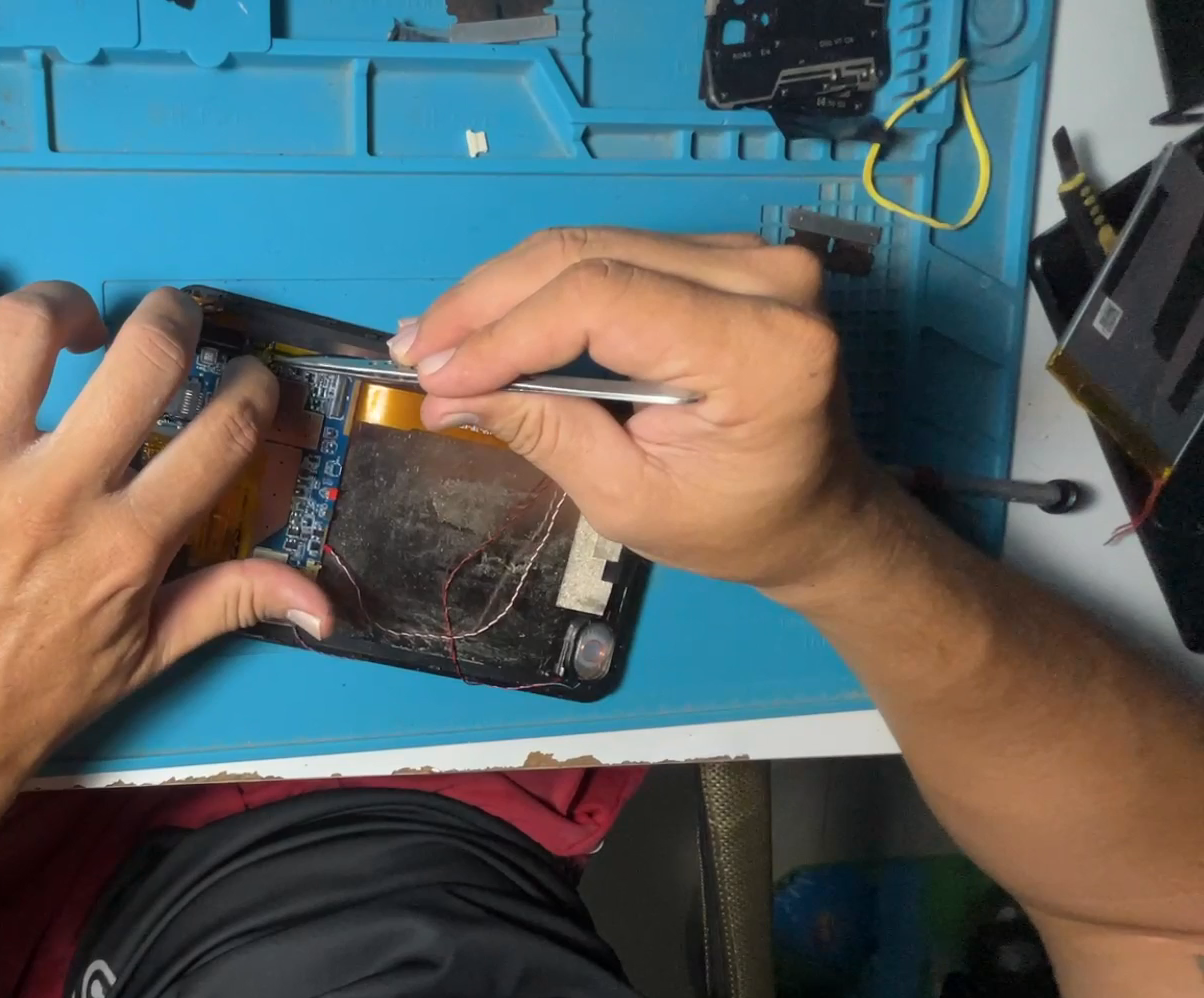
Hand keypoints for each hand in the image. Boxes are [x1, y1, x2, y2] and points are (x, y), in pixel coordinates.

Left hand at [0, 265, 331, 922]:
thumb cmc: (37, 702)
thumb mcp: (147, 657)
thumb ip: (233, 604)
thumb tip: (325, 603)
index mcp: (125, 545)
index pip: (221, 434)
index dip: (251, 392)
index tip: (246, 385)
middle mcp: (49, 496)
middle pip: (138, 358)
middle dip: (173, 320)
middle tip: (170, 325)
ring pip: (16, 333)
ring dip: (60, 305)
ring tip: (72, 325)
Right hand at [391, 228, 887, 589]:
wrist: (813, 509)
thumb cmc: (729, 523)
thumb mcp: (625, 499)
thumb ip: (542, 434)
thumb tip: (445, 394)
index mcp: (758, 352)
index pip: (600, 301)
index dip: (502, 335)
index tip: (433, 377)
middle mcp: (762, 281)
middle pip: (584, 253)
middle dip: (481, 303)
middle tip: (412, 348)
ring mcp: (742, 259)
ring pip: (582, 244)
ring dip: (494, 293)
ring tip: (432, 339)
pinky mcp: (712, 261)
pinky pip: (599, 255)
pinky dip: (529, 291)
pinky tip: (483, 324)